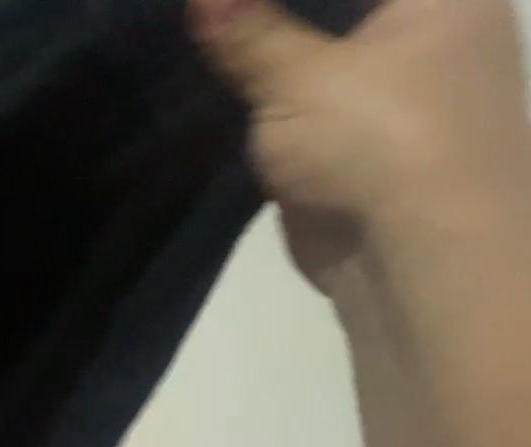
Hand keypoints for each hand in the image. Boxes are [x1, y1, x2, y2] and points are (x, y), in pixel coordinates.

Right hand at [189, 0, 530, 292]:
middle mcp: (428, 30)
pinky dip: (259, 103)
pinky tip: (211, 100)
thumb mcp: (300, 78)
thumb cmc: (381, 137)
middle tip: (202, 16)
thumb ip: (249, 34)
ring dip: (259, 58)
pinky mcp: (350, 140)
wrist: (407, 245)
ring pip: (312, 56)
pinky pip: (298, 106)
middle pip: (334, 9)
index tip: (220, 0)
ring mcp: (391, 89)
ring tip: (195, 48)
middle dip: (265, 15)